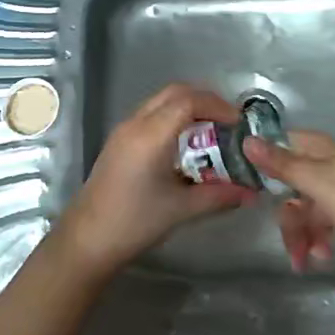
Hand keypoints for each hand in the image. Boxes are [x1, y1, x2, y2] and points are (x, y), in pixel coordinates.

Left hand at [60, 84, 256, 275]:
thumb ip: (219, 196)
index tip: (238, 123)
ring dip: (189, 106)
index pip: (189, 101)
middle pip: (175, 92)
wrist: (84, 242)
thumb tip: (251, 193)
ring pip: (162, 100)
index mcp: (151, 135)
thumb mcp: (181, 210)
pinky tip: (186, 143)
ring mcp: (124, 130)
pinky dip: (174, 116)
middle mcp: (136, 124)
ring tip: (212, 129)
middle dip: (206, 99)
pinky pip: (152, 113)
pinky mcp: (119, 141)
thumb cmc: (133, 223)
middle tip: (228, 120)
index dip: (217, 106)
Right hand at [243, 129, 334, 272]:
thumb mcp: (318, 182)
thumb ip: (282, 164)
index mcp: (320, 148)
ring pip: (305, 210)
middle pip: (290, 185)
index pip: (281, 144)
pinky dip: (318, 240)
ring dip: (301, 235)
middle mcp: (328, 165)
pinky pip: (323, 225)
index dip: (262, 160)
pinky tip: (322, 258)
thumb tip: (246, 139)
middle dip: (287, 216)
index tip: (243, 182)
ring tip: (305, 261)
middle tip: (289, 241)